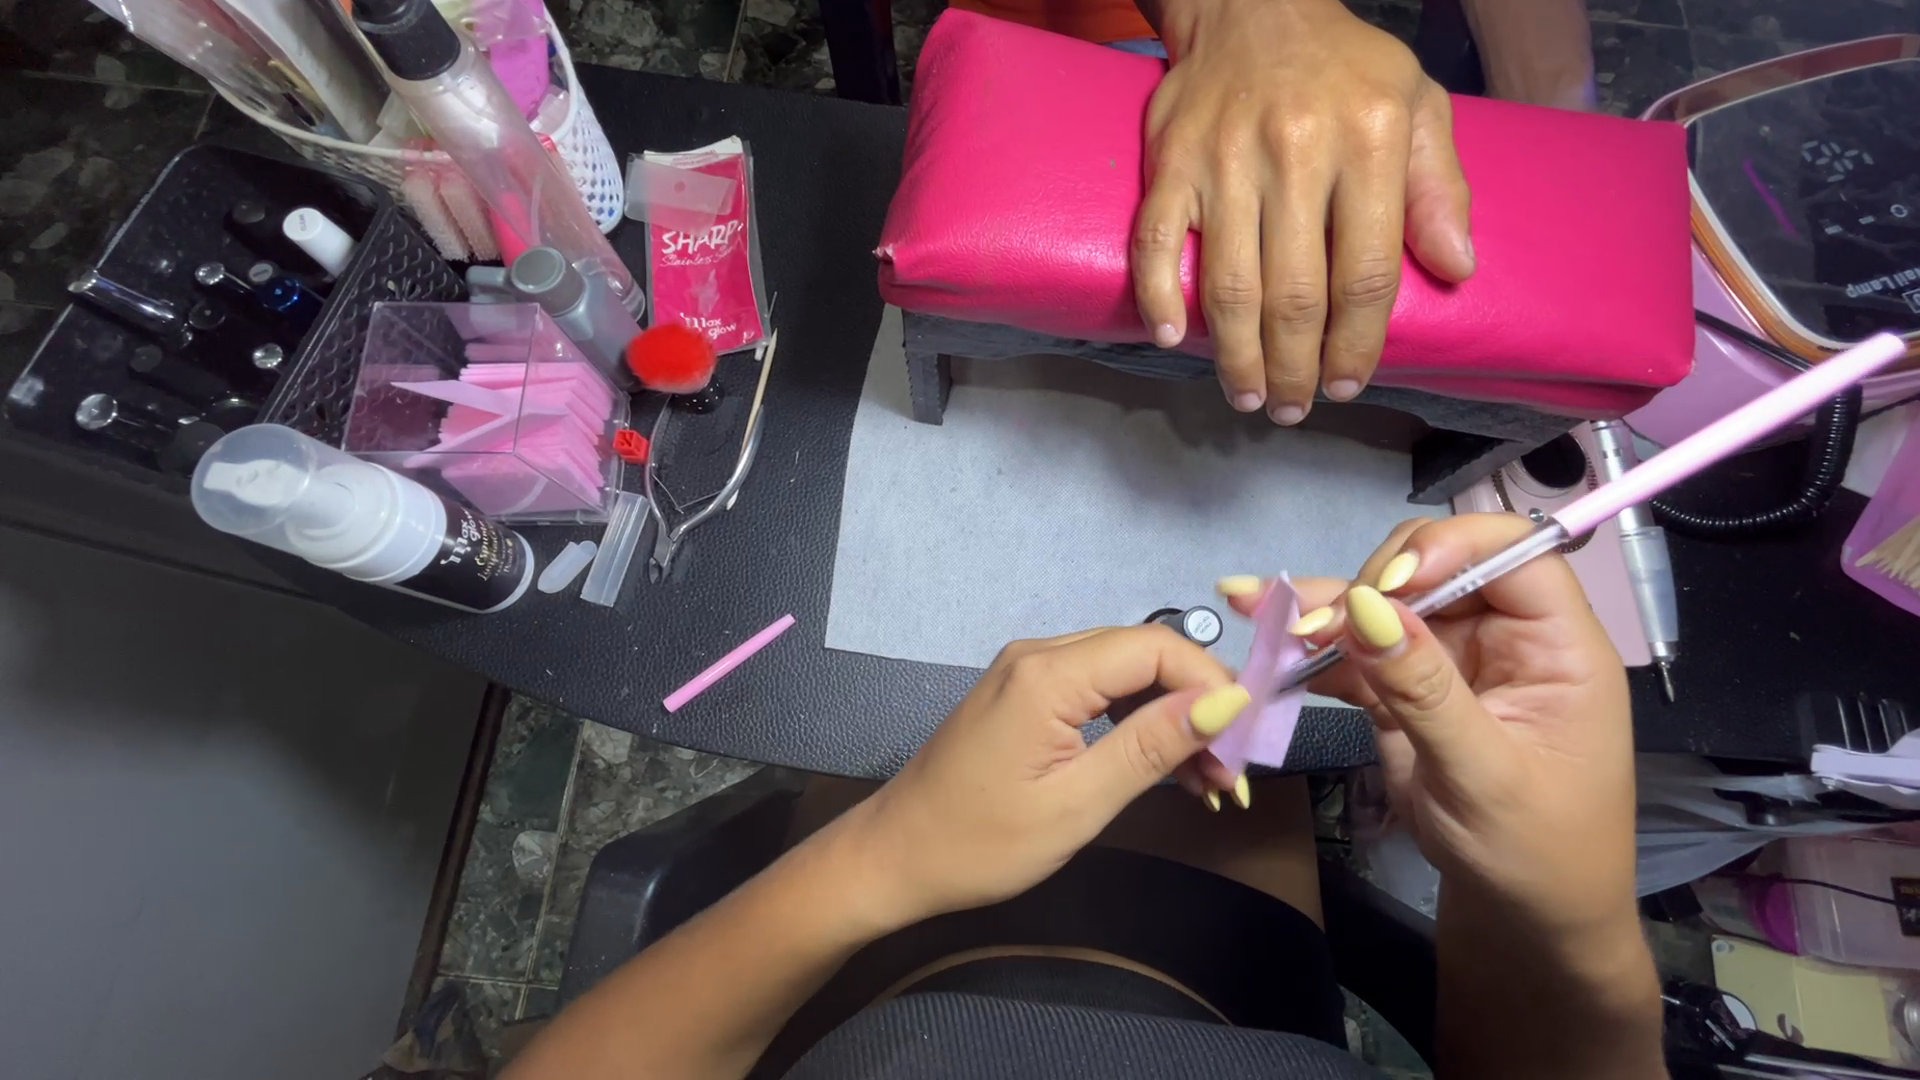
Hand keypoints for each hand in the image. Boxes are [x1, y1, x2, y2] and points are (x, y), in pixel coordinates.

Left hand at [840, 625, 1251, 925]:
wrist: (896, 856)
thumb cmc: (981, 842)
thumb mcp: (1077, 803)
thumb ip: (1151, 746)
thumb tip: (1226, 702)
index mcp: (1047, 671)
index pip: (1155, 647)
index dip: (1211, 684)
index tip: (1245, 746)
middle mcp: (1038, 653)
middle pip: (1141, 655)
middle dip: (1196, 706)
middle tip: (1230, 775)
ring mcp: (1026, 670)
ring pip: (1121, 673)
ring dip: (1169, 717)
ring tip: (1205, 781)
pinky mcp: (1022, 693)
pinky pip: (1093, 690)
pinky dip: (1133, 722)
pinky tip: (1161, 764)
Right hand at [1135, 0, 1474, 424]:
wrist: (1252, 7)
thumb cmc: (1340, 67)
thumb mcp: (1415, 104)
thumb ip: (1439, 186)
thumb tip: (1456, 270)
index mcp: (1368, 140)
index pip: (1367, 271)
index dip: (1357, 343)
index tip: (1347, 384)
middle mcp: (1295, 153)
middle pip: (1295, 294)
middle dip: (1294, 368)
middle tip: (1291, 409)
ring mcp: (1223, 163)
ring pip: (1229, 286)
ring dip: (1236, 357)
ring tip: (1246, 398)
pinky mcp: (1169, 168)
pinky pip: (1156, 245)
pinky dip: (1158, 298)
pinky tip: (1172, 340)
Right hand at [1223, 514, 1636, 935]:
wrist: (1517, 909)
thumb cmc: (1533, 850)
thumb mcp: (1483, 774)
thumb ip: (1422, 687)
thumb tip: (1363, 607)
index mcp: (1553, 646)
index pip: (1511, 555)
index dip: (1448, 551)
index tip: (1386, 588)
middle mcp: (1498, 636)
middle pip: (1429, 567)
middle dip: (1367, 585)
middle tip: (1315, 627)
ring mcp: (1445, 657)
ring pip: (1378, 604)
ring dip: (1320, 608)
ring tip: (1257, 606)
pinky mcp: (1402, 683)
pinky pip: (1352, 648)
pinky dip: (1309, 647)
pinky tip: (1269, 641)